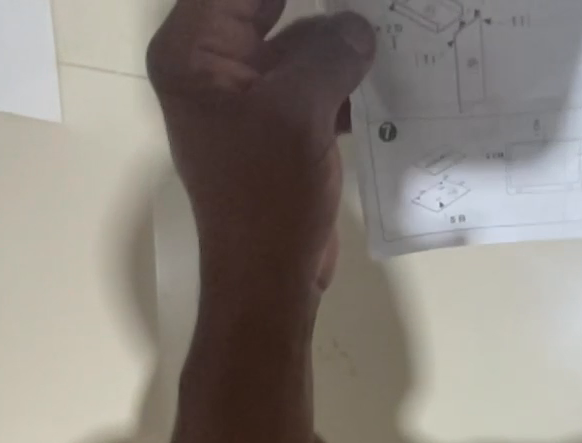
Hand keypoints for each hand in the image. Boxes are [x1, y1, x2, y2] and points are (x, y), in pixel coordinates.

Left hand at [147, 0, 375, 292]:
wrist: (271, 276)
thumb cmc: (268, 195)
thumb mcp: (297, 113)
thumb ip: (328, 56)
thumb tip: (359, 27)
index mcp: (195, 53)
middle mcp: (215, 71)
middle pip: (268, 11)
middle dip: (320, 8)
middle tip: (370, 7)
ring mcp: (250, 105)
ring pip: (299, 53)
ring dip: (341, 47)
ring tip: (387, 33)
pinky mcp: (280, 136)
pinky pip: (314, 93)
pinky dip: (346, 88)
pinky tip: (384, 81)